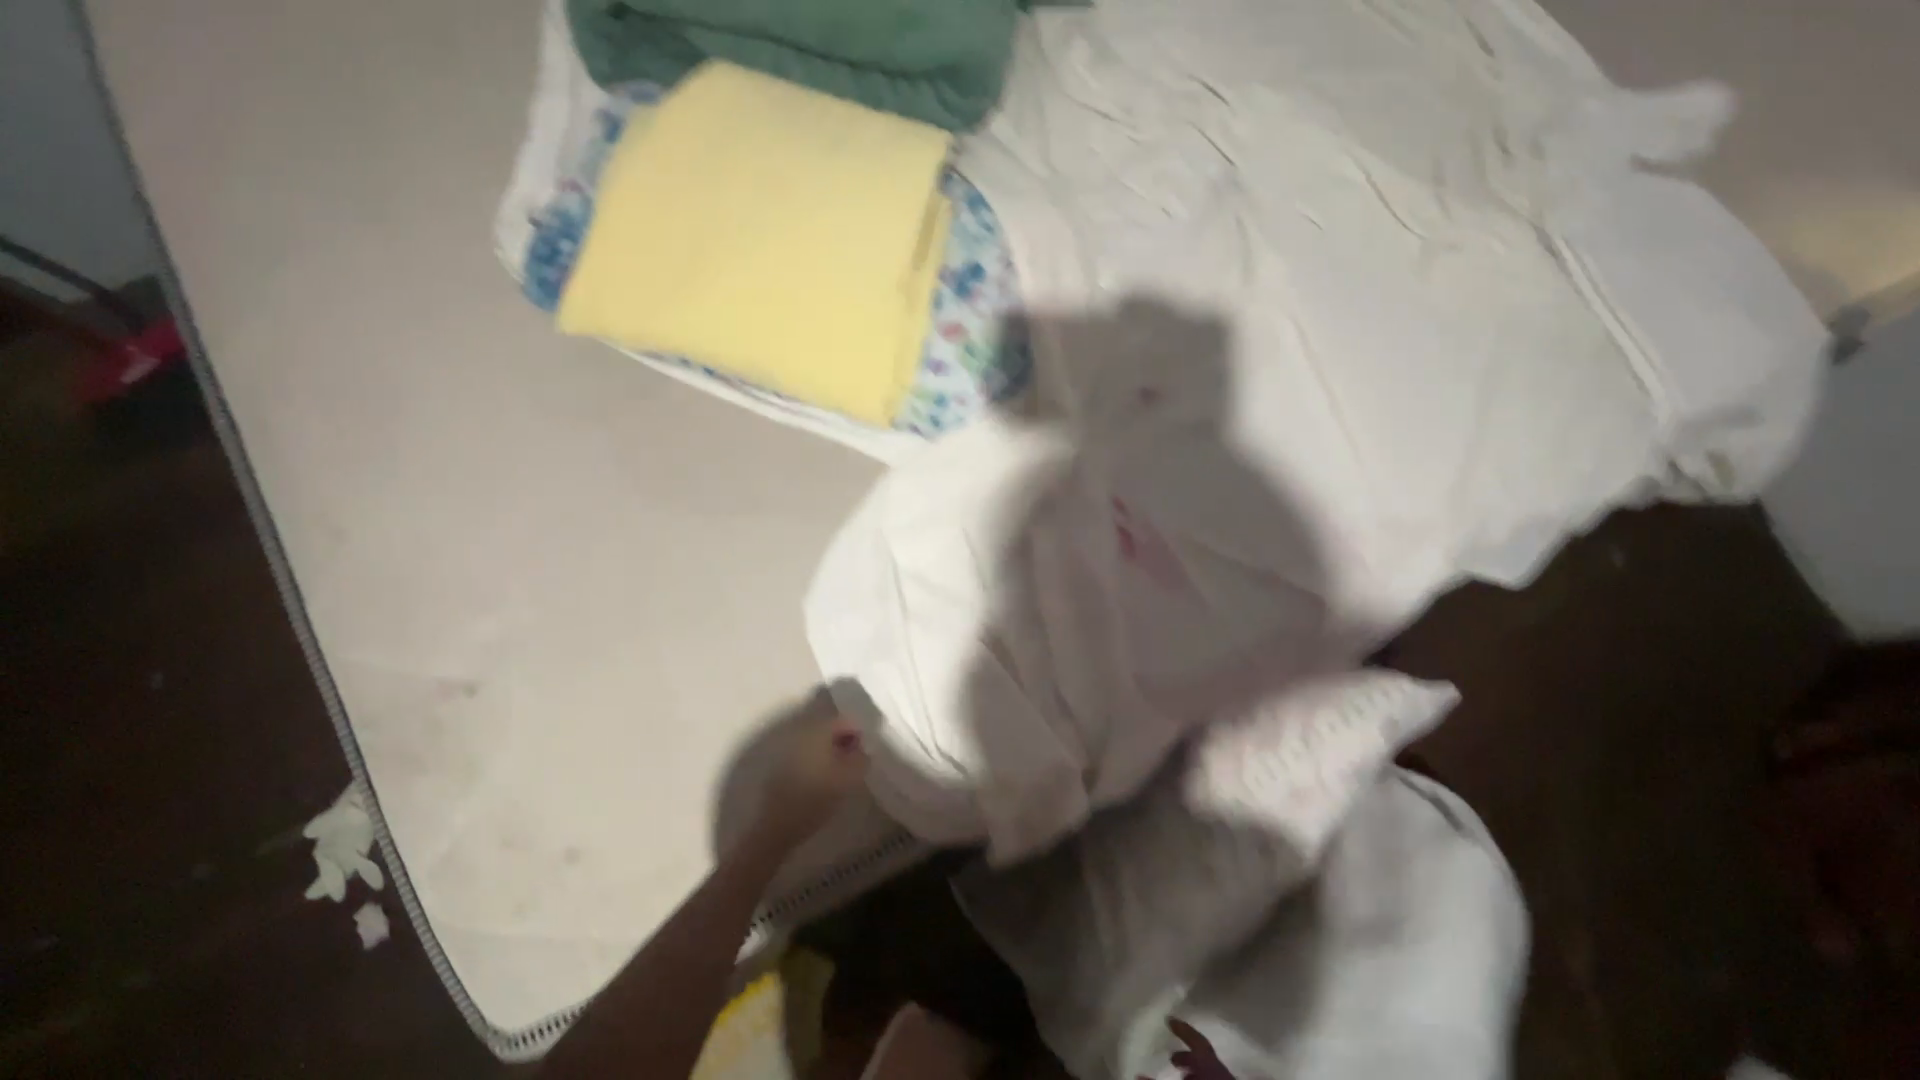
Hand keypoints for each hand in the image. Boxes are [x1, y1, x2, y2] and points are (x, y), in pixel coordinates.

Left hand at [750, 686, 868, 850]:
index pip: (844, 720)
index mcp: (817, 731)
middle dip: (845, 741)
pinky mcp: (781, 766)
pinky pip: (806, 755)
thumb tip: (863, 748)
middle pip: (829, 729)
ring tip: (843, 772)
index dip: (859, 732)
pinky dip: (818, 761)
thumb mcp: (849, 778)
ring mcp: (788, 749)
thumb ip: (861, 758)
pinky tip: (825, 779)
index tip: (868, 750)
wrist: (779, 826)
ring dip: (831, 752)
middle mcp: (800, 733)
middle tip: (857, 761)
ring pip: (817, 742)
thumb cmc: (817, 798)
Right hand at [1139, 1018, 1240, 1079]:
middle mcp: (1222, 1073)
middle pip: (1205, 1059)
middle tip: (1171, 1059)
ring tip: (1179, 1078)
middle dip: (1187, 1057)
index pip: (1198, 1042)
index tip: (1168, 1020)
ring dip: (1194, 1074)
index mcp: (1211, 1067)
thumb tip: (1137, 1075)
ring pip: (1211, 1074)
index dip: (1183, 1030)